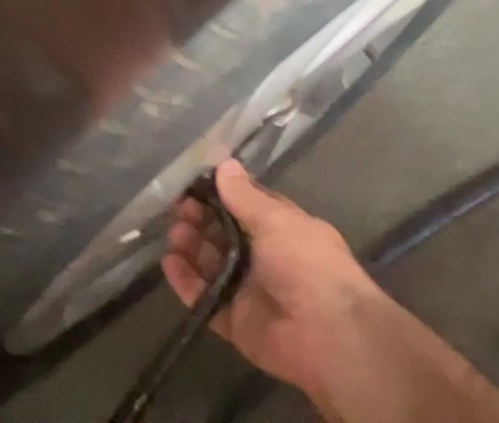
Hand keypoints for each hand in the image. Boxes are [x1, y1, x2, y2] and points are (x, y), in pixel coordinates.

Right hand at [161, 160, 381, 396]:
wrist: (328, 334)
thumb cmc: (307, 264)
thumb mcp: (277, 221)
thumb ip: (245, 197)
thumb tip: (225, 164)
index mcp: (282, 228)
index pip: (246, 204)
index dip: (220, 193)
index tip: (193, 183)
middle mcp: (265, 256)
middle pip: (225, 233)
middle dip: (201, 219)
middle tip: (178, 209)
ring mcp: (249, 289)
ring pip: (212, 264)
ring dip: (191, 247)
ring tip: (174, 234)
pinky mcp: (235, 321)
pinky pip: (205, 298)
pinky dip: (186, 282)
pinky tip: (169, 264)